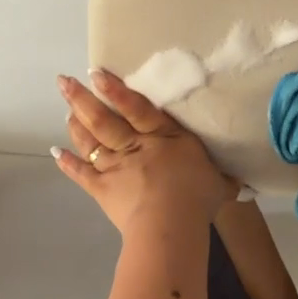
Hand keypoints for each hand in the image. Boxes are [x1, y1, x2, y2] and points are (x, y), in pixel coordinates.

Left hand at [54, 69, 234, 239]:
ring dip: (76, 124)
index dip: (117, 90)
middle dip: (82, 99)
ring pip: (90, 141)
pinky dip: (67, 163)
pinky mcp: (102, 189)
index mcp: (164, 138)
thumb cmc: (197, 199)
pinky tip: (56, 152)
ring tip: (66, 108)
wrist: (169, 226)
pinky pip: (81, 173)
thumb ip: (224, 178)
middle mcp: (135, 146)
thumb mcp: (219, 183)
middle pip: (104, 119)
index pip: (137, 108)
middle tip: (64, 81)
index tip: (96, 73)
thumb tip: (241, 183)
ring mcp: (115, 167)